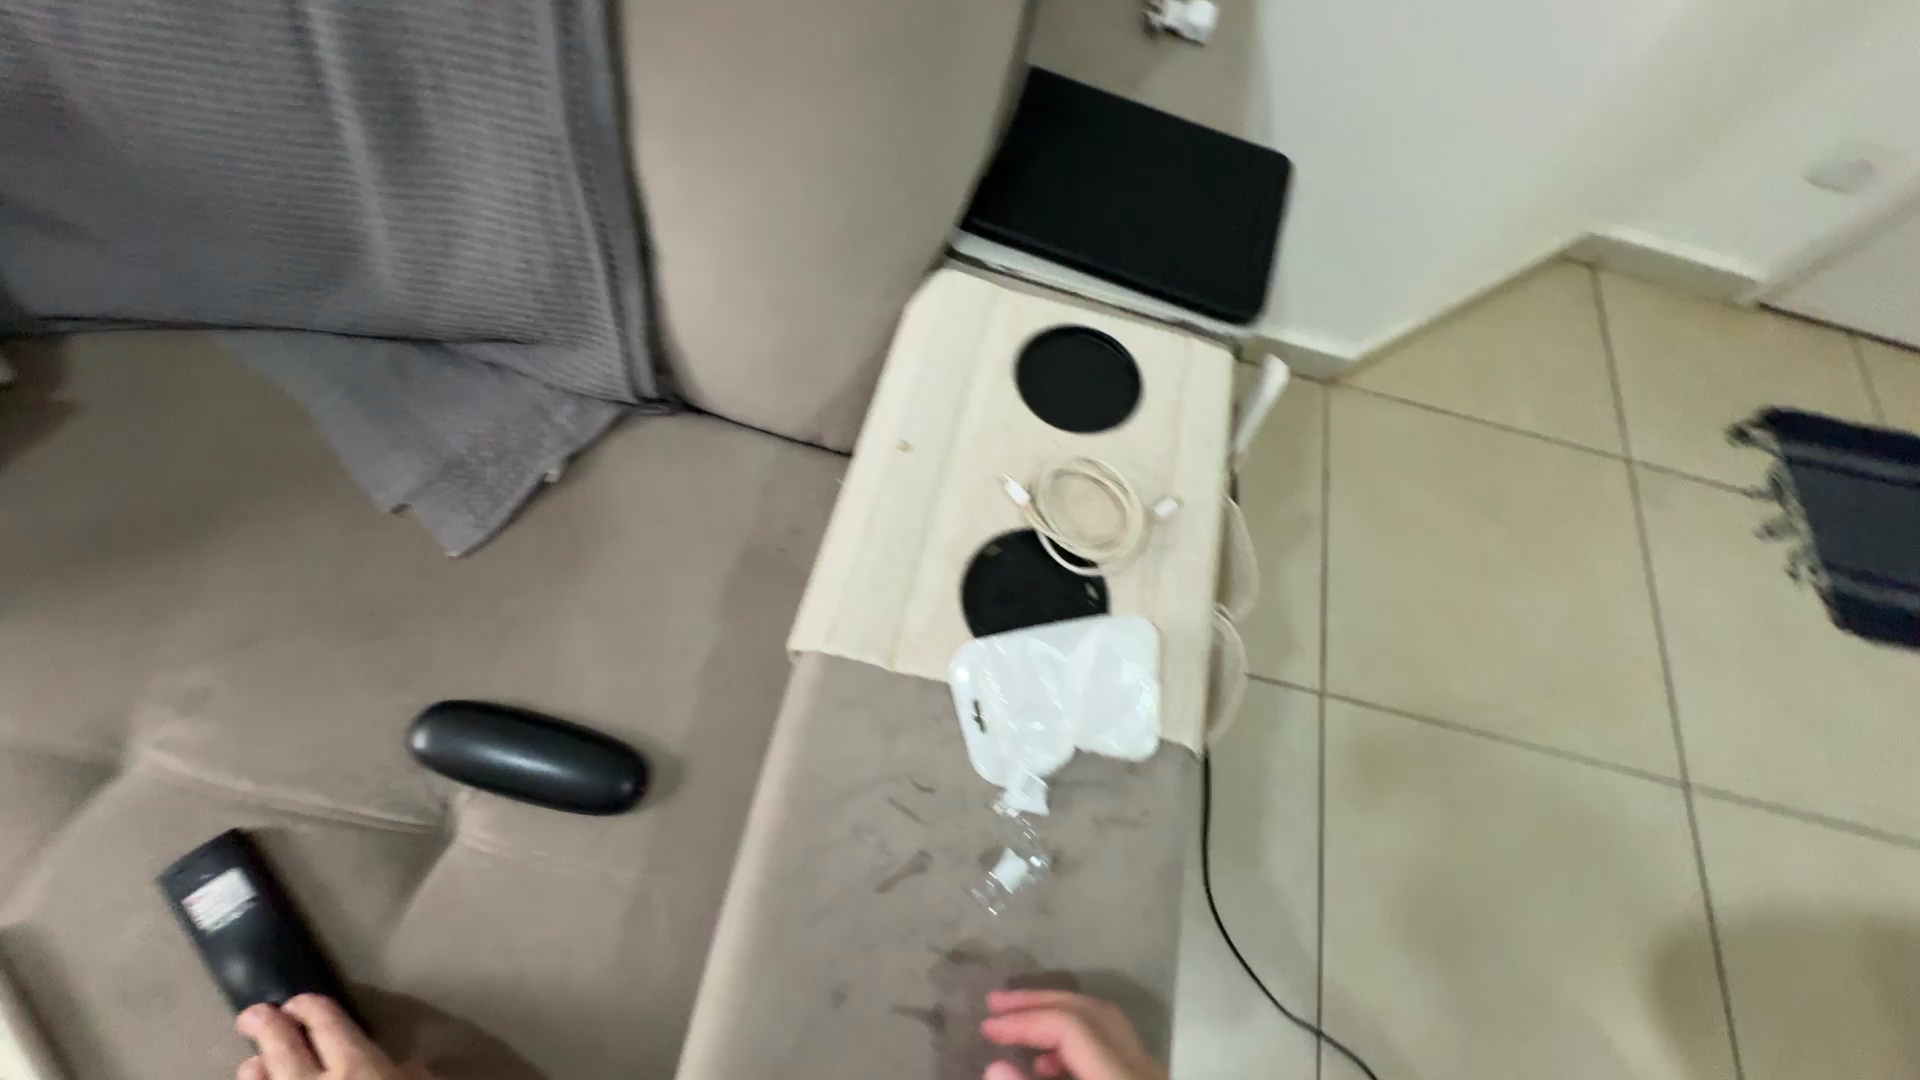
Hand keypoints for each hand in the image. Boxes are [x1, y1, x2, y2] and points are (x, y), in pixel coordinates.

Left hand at [235, 995, 420, 1079]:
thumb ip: (407, 1072)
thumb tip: (405, 1065)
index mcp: (356, 1066)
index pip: (328, 1027)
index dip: (312, 1010)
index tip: (298, 999)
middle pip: (286, 1051)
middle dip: (269, 1030)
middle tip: (252, 1014)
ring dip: (256, 1072)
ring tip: (250, 1062)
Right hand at [979, 990, 1168, 1079]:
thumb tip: (994, 1065)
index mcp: (1123, 1074)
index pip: (1071, 1025)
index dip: (1025, 1020)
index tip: (987, 1026)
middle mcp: (1143, 1064)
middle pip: (1091, 1011)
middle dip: (1040, 1002)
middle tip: (996, 1002)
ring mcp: (1151, 1071)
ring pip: (1105, 1023)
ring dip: (1059, 1018)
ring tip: (1019, 1033)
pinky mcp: (1148, 1079)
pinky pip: (1113, 1046)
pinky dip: (1079, 1043)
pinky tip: (1052, 1065)